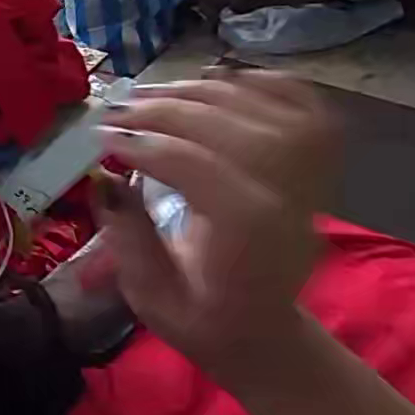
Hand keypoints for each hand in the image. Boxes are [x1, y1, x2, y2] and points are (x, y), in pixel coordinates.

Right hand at [90, 69, 338, 382]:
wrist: (264, 333)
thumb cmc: (200, 319)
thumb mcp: (147, 294)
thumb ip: (125, 234)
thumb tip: (103, 175)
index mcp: (249, 250)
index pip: (215, 181)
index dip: (154, 150)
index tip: (102, 140)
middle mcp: (292, 212)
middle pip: (243, 138)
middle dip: (168, 113)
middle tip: (115, 111)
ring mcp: (310, 187)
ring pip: (270, 116)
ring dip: (199, 93)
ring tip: (145, 94)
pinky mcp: (312, 171)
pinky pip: (307, 111)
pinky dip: (263, 84)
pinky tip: (215, 81)